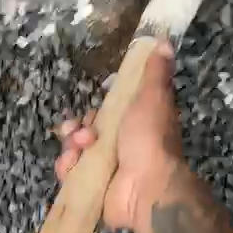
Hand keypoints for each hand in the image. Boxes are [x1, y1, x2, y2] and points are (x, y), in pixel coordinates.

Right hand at [54, 41, 190, 232]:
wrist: (145, 187)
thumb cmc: (150, 139)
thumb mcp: (154, 97)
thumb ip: (155, 73)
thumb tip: (164, 44)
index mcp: (136, 126)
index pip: (108, 115)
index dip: (96, 110)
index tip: (94, 109)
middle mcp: (121, 149)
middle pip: (87, 132)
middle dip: (79, 128)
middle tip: (84, 133)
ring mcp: (106, 170)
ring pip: (75, 152)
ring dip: (72, 146)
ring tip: (80, 149)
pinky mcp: (93, 189)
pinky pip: (71, 174)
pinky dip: (67, 168)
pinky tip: (72, 165)